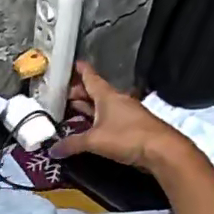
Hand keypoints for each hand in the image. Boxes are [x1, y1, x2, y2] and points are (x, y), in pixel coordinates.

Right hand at [49, 61, 194, 171]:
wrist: (160, 150)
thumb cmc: (127, 137)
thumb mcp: (94, 141)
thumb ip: (72, 144)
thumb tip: (52, 150)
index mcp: (107, 97)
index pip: (91, 78)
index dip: (81, 71)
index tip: (73, 64)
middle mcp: (116, 101)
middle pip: (94, 92)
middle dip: (78, 92)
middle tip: (61, 95)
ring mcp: (124, 113)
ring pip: (100, 106)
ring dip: (86, 107)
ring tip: (69, 110)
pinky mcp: (129, 127)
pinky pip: (107, 119)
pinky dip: (94, 120)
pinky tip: (86, 128)